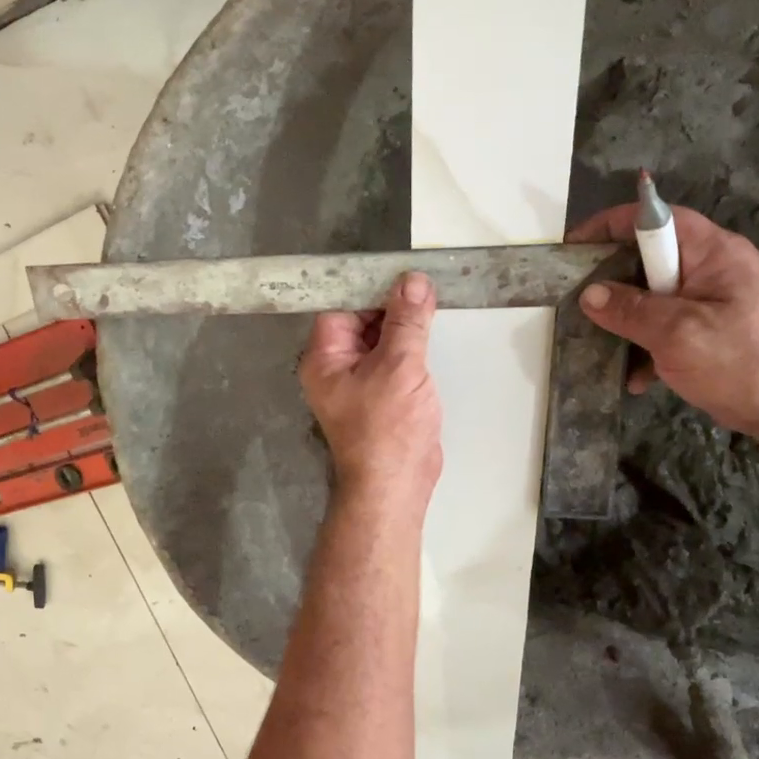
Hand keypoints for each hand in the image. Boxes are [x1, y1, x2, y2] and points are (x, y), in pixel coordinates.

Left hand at [299, 272, 443, 508]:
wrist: (396, 486)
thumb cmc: (387, 429)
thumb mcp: (399, 366)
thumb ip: (407, 322)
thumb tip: (413, 282)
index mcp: (325, 359)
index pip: (341, 308)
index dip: (370, 288)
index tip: (402, 272)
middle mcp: (337, 368)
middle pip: (361, 321)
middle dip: (391, 304)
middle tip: (425, 283)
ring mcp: (360, 383)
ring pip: (381, 340)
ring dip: (405, 324)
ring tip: (433, 298)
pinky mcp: (383, 396)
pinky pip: (394, 360)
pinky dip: (411, 346)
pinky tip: (433, 330)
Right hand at [567, 203, 758, 446]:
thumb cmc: (742, 363)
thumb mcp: (678, 333)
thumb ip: (630, 310)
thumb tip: (589, 294)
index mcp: (713, 253)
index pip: (656, 218)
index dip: (612, 225)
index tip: (574, 247)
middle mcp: (712, 269)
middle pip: (649, 259)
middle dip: (611, 281)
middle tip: (576, 300)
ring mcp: (711, 302)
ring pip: (652, 297)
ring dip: (625, 322)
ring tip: (598, 344)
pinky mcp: (709, 332)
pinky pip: (665, 328)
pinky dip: (645, 348)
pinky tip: (634, 376)